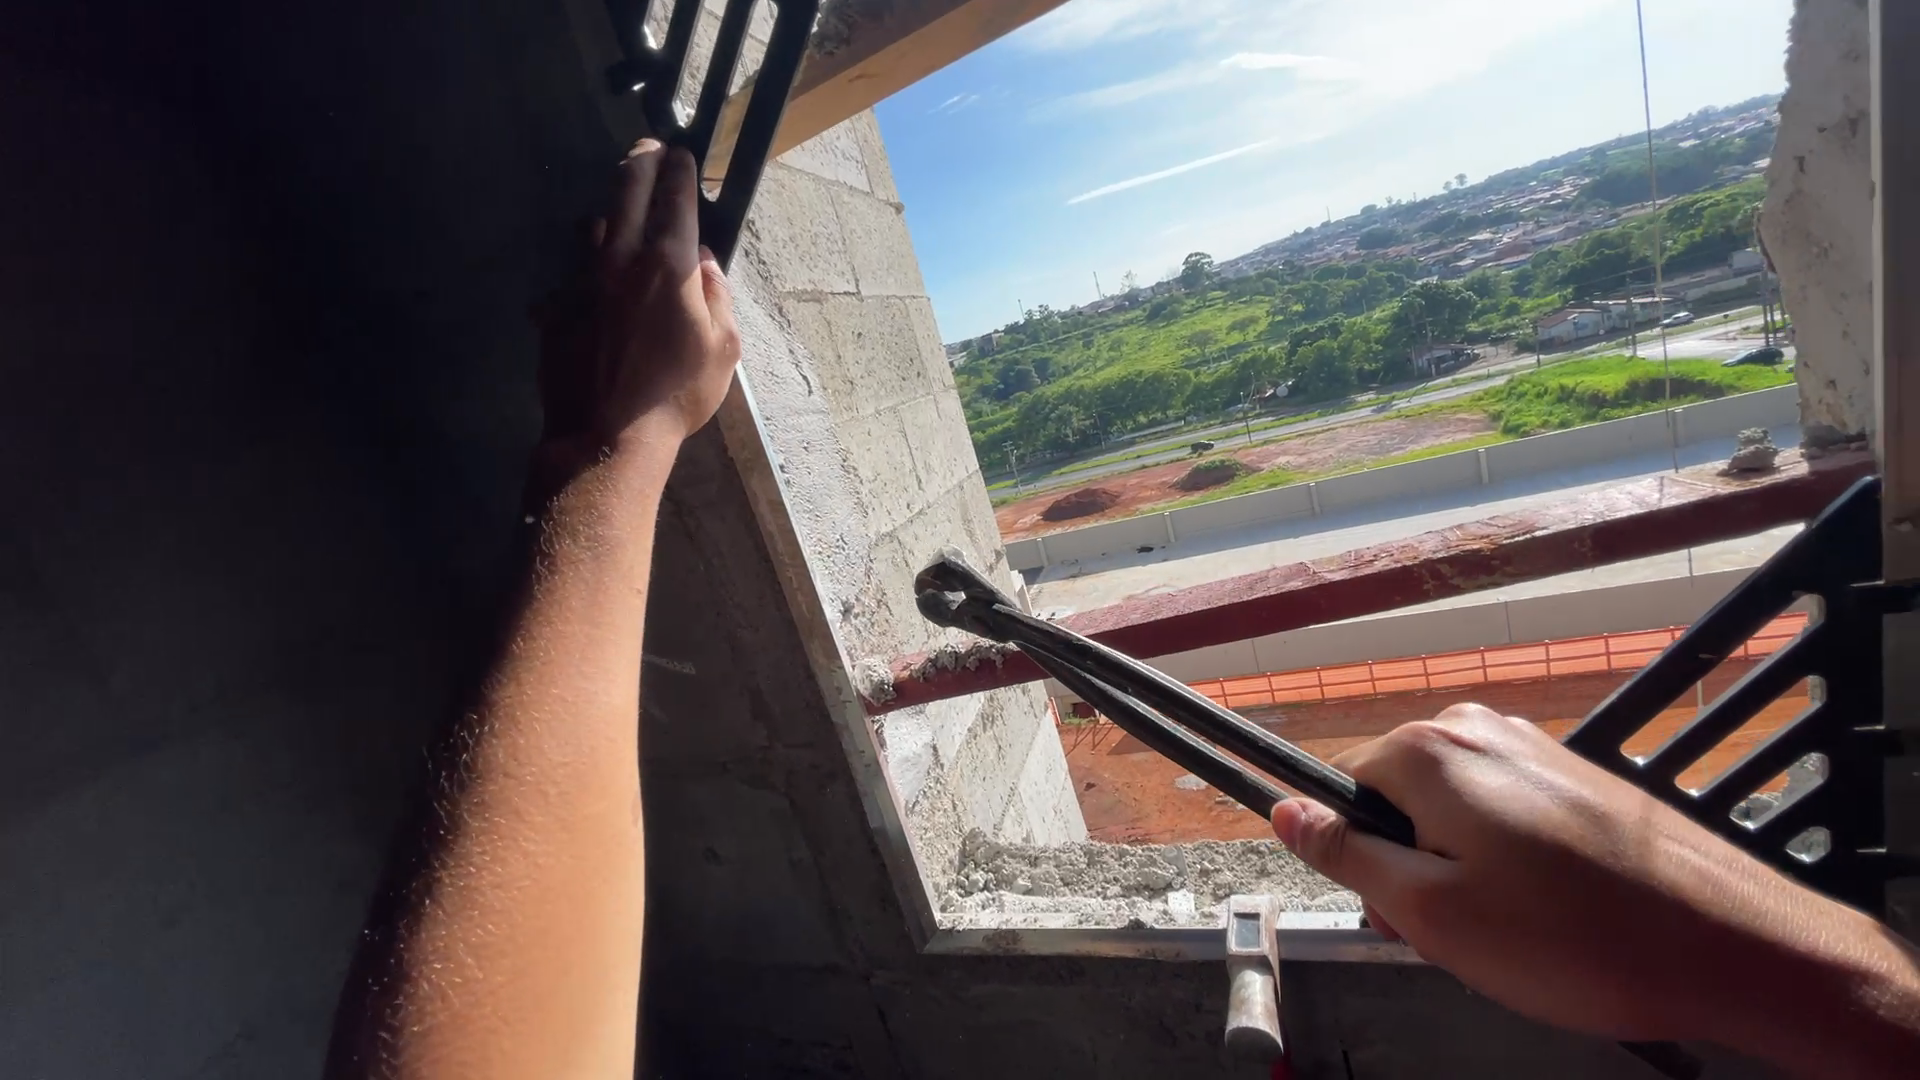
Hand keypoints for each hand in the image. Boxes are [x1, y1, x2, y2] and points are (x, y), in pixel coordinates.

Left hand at [532, 140, 740, 487]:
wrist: (607, 433)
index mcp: (670, 266)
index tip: (683, 154)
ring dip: (612, 209)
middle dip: (641, 161)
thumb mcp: (723, 350)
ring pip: (595, 225)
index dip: (680, 172)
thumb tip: (707, 264)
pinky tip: (600, 285)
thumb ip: (718, 297)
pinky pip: (578, 273)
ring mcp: (584, 280)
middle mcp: (622, 260)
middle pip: (627, 191)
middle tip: (649, 147)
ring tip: (622, 208)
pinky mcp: (559, 305)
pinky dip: (593, 268)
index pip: (675, 200)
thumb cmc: (678, 394)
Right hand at [1270, 704, 1919, 1064]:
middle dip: (1410, 861)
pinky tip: (1548, 901)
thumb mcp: (1430, 912)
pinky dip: (1502, 851)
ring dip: (1455, 861)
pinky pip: (1497, 803)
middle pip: (1394, 796)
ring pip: (1445, 804)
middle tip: (1459, 929)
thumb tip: (1285, 811)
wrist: (1753, 954)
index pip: (1340, 791)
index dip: (1360, 856)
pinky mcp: (1568, 767)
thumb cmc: (1576, 939)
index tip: (1403, 909)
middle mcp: (1469, 726)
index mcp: (1424, 751)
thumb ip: (1343, 854)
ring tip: (1510, 922)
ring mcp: (1526, 742)